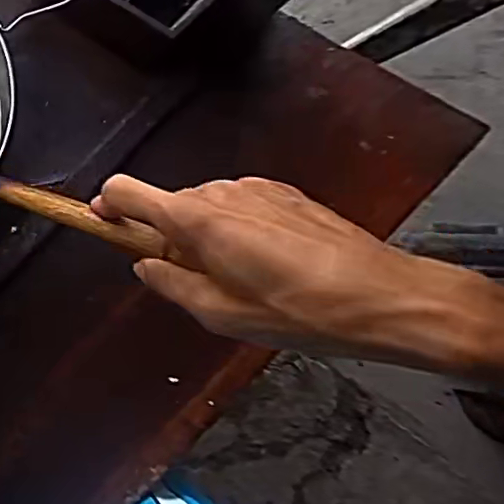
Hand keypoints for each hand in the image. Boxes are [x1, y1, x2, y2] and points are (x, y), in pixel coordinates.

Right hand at [93, 174, 480, 363]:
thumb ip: (169, 285)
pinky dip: (237, 226)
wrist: (398, 299)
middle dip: (168, 236)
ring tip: (244, 275)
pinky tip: (273, 261)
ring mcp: (252, 187)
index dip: (106, 206)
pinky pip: (238, 204)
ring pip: (202, 205)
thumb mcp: (222, 315)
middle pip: (165, 203)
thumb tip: (145, 267)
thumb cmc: (307, 312)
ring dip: (205, 233)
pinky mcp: (282, 191)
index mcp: (194, 219)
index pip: (123, 190)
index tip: (106, 224)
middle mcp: (217, 191)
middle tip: (196, 278)